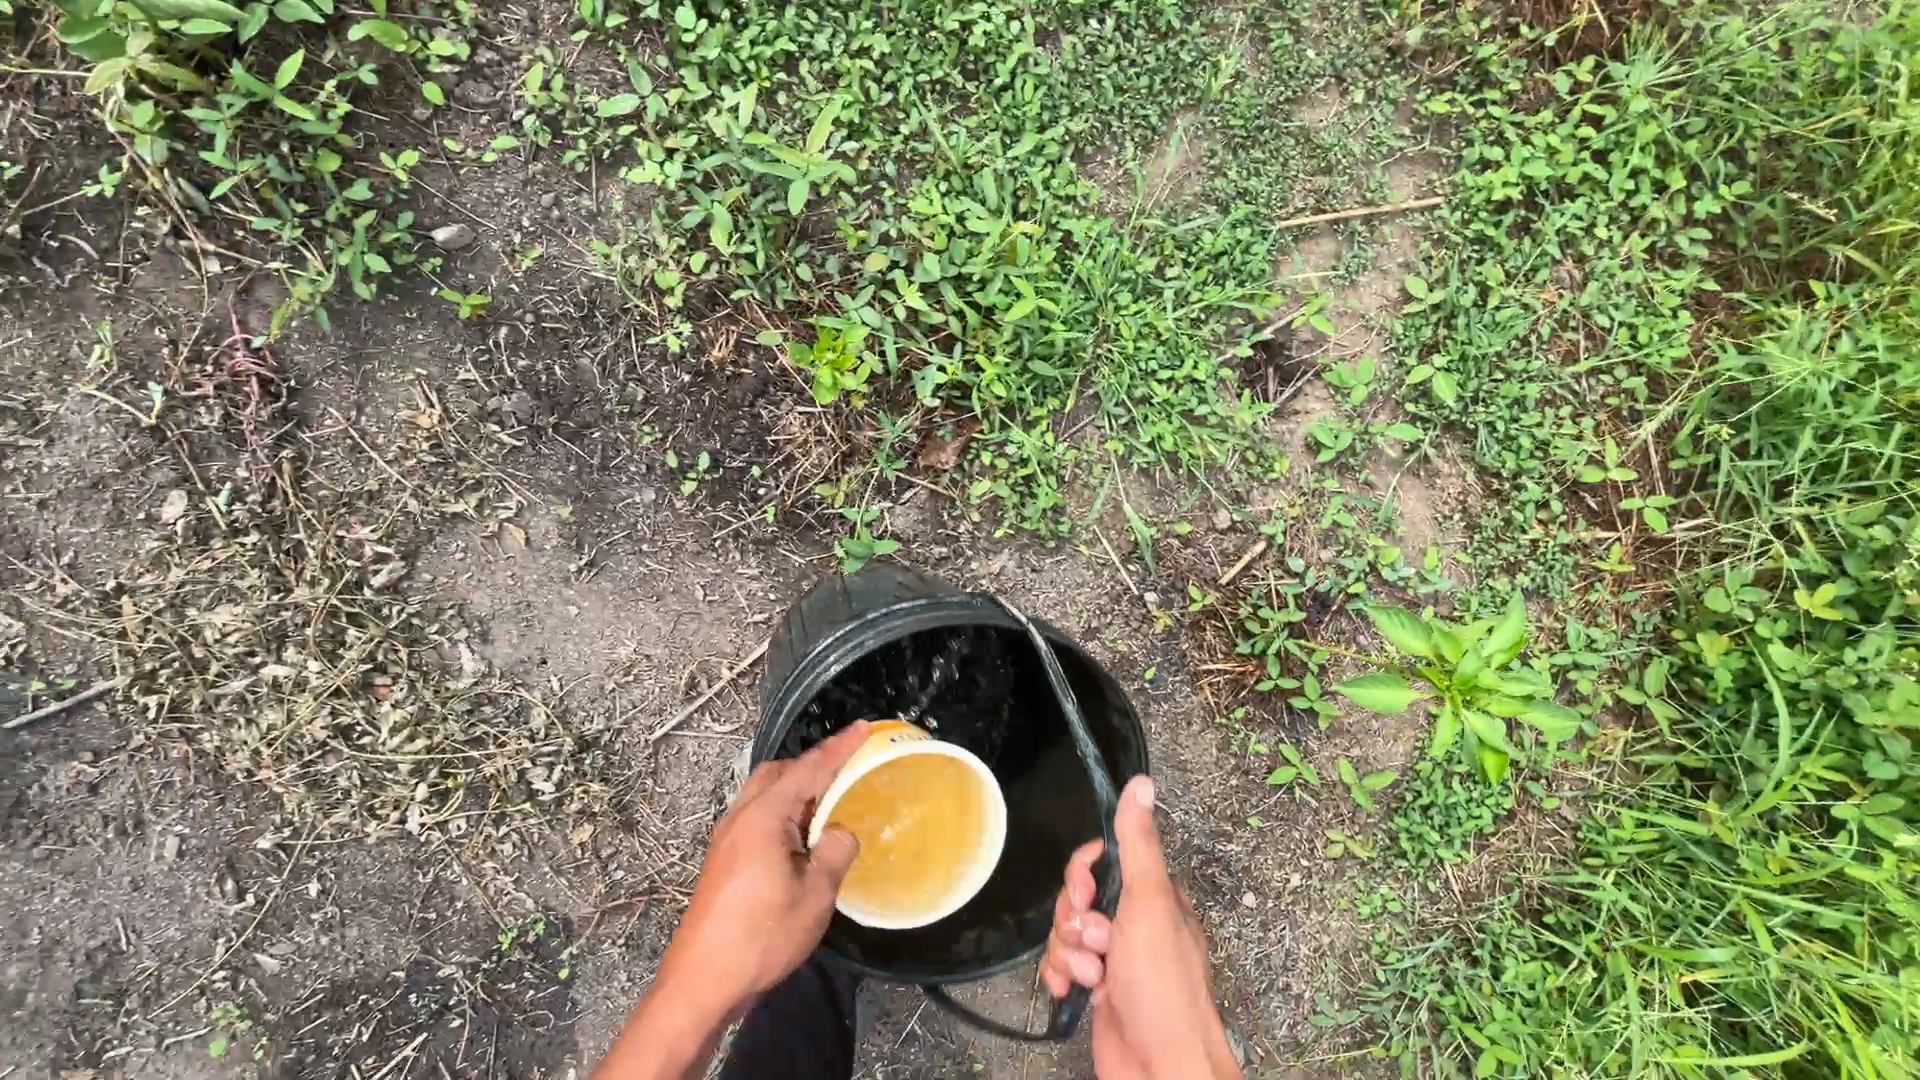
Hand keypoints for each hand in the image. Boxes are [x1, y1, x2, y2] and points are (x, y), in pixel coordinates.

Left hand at [658, 719, 870, 1012]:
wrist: (701, 983)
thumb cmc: (761, 937)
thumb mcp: (815, 895)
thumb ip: (835, 851)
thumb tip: (839, 832)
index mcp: (765, 816)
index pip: (810, 768)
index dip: (840, 747)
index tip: (864, 727)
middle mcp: (741, 816)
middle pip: (779, 772)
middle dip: (813, 765)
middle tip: (846, 774)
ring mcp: (727, 838)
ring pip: (765, 794)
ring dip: (796, 791)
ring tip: (828, 808)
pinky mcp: (722, 859)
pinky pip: (757, 816)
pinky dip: (783, 813)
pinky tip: (801, 840)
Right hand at [1040, 775, 1240, 1079]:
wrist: (1161, 1069)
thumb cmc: (1162, 985)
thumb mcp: (1150, 903)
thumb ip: (1138, 844)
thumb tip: (1141, 783)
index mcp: (1151, 895)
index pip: (1102, 859)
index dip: (1083, 872)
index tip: (1084, 890)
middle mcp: (1132, 921)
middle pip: (1077, 895)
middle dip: (1076, 919)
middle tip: (1096, 942)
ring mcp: (1112, 956)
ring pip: (1065, 930)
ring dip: (1070, 952)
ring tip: (1093, 976)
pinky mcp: (1093, 987)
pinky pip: (1060, 963)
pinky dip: (1060, 974)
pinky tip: (1072, 990)